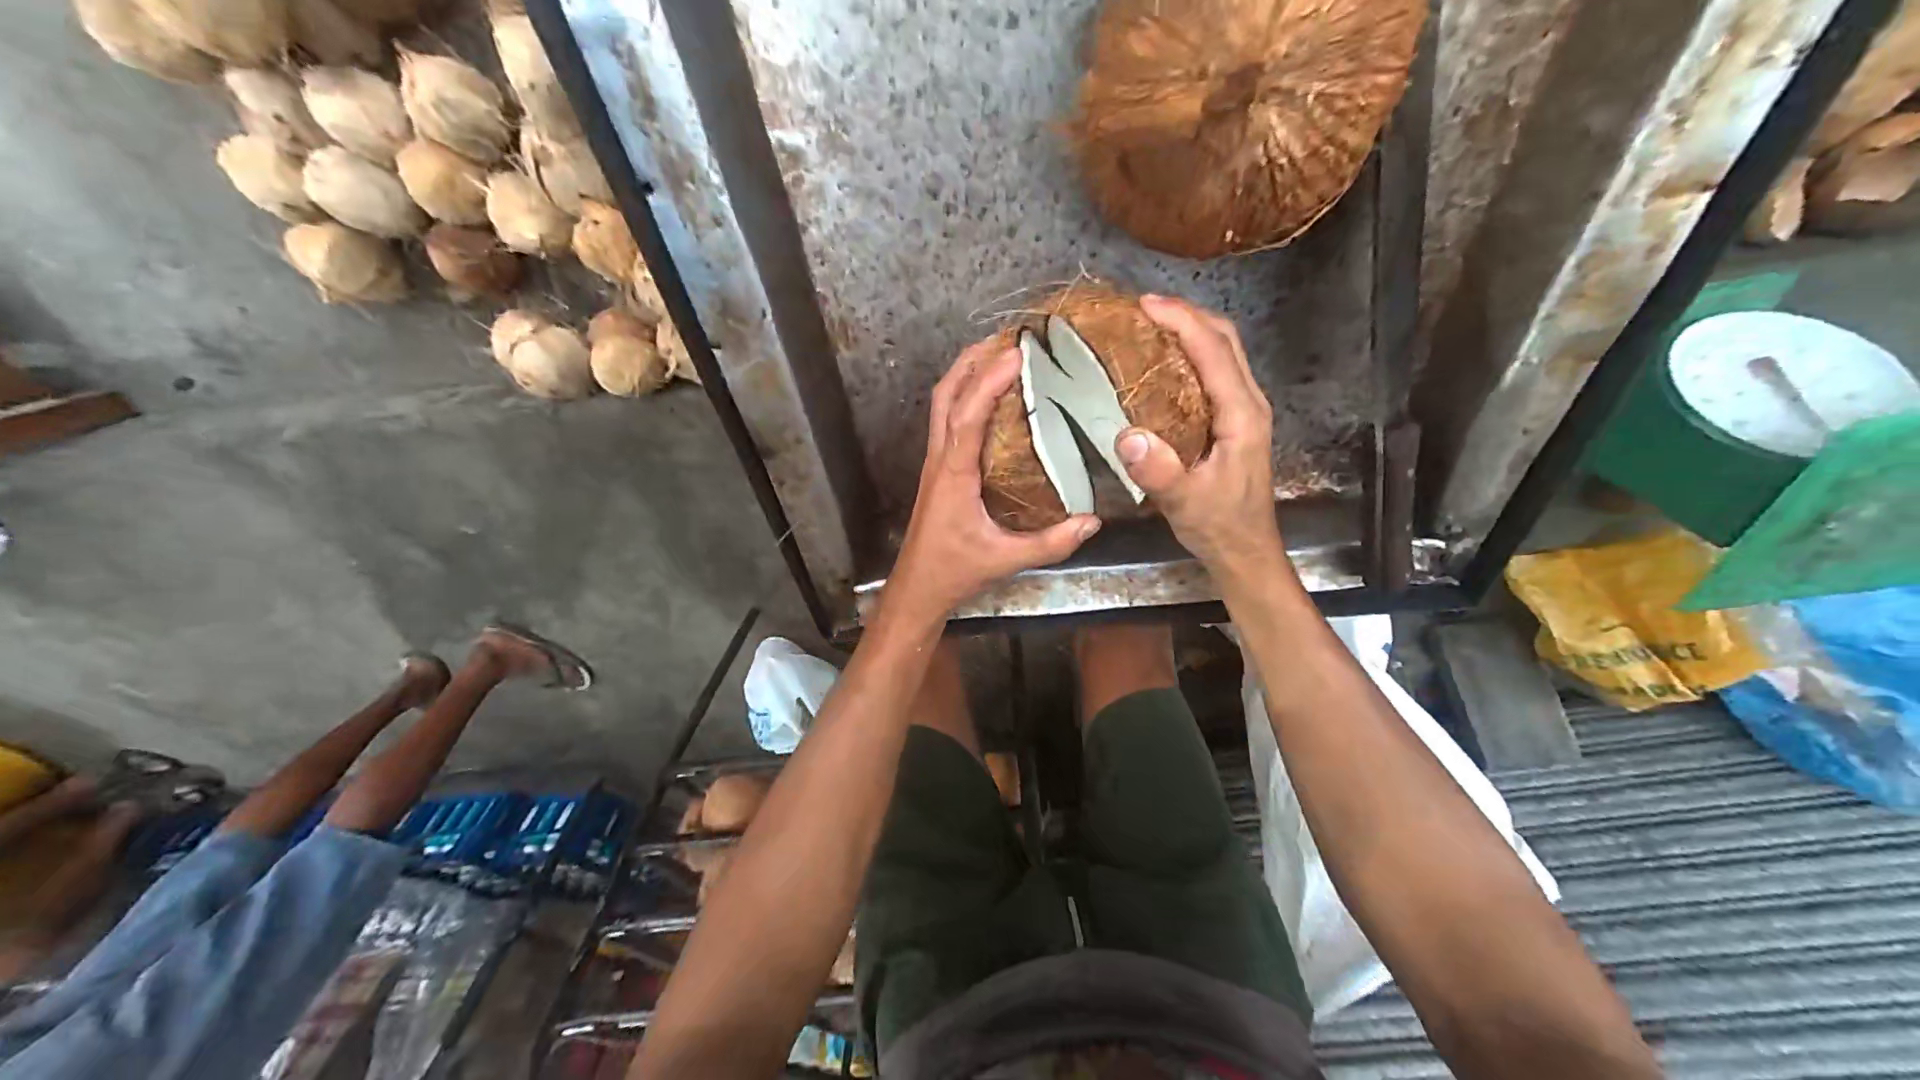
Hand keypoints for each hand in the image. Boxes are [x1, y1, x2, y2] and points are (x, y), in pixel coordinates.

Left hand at [887, 339, 1101, 620]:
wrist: (917, 588)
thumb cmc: (953, 571)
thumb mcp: (1005, 559)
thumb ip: (1051, 542)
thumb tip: (1093, 522)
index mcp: (953, 474)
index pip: (967, 415)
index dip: (990, 380)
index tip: (1018, 353)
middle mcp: (939, 459)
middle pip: (946, 395)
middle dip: (973, 361)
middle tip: (1008, 340)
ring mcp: (935, 463)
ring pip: (942, 404)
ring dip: (966, 374)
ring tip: (1000, 356)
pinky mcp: (939, 470)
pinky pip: (948, 421)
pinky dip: (966, 398)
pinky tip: (992, 400)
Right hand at [1114, 295, 1286, 583]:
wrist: (1245, 551)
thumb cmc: (1218, 526)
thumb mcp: (1185, 502)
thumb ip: (1158, 471)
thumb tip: (1125, 434)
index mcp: (1242, 414)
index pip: (1214, 351)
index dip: (1181, 321)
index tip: (1144, 304)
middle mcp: (1248, 403)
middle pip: (1225, 340)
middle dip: (1186, 315)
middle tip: (1142, 308)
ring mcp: (1244, 411)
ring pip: (1222, 352)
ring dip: (1190, 330)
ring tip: (1149, 325)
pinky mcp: (1233, 421)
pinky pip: (1214, 372)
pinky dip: (1190, 353)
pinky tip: (1161, 363)